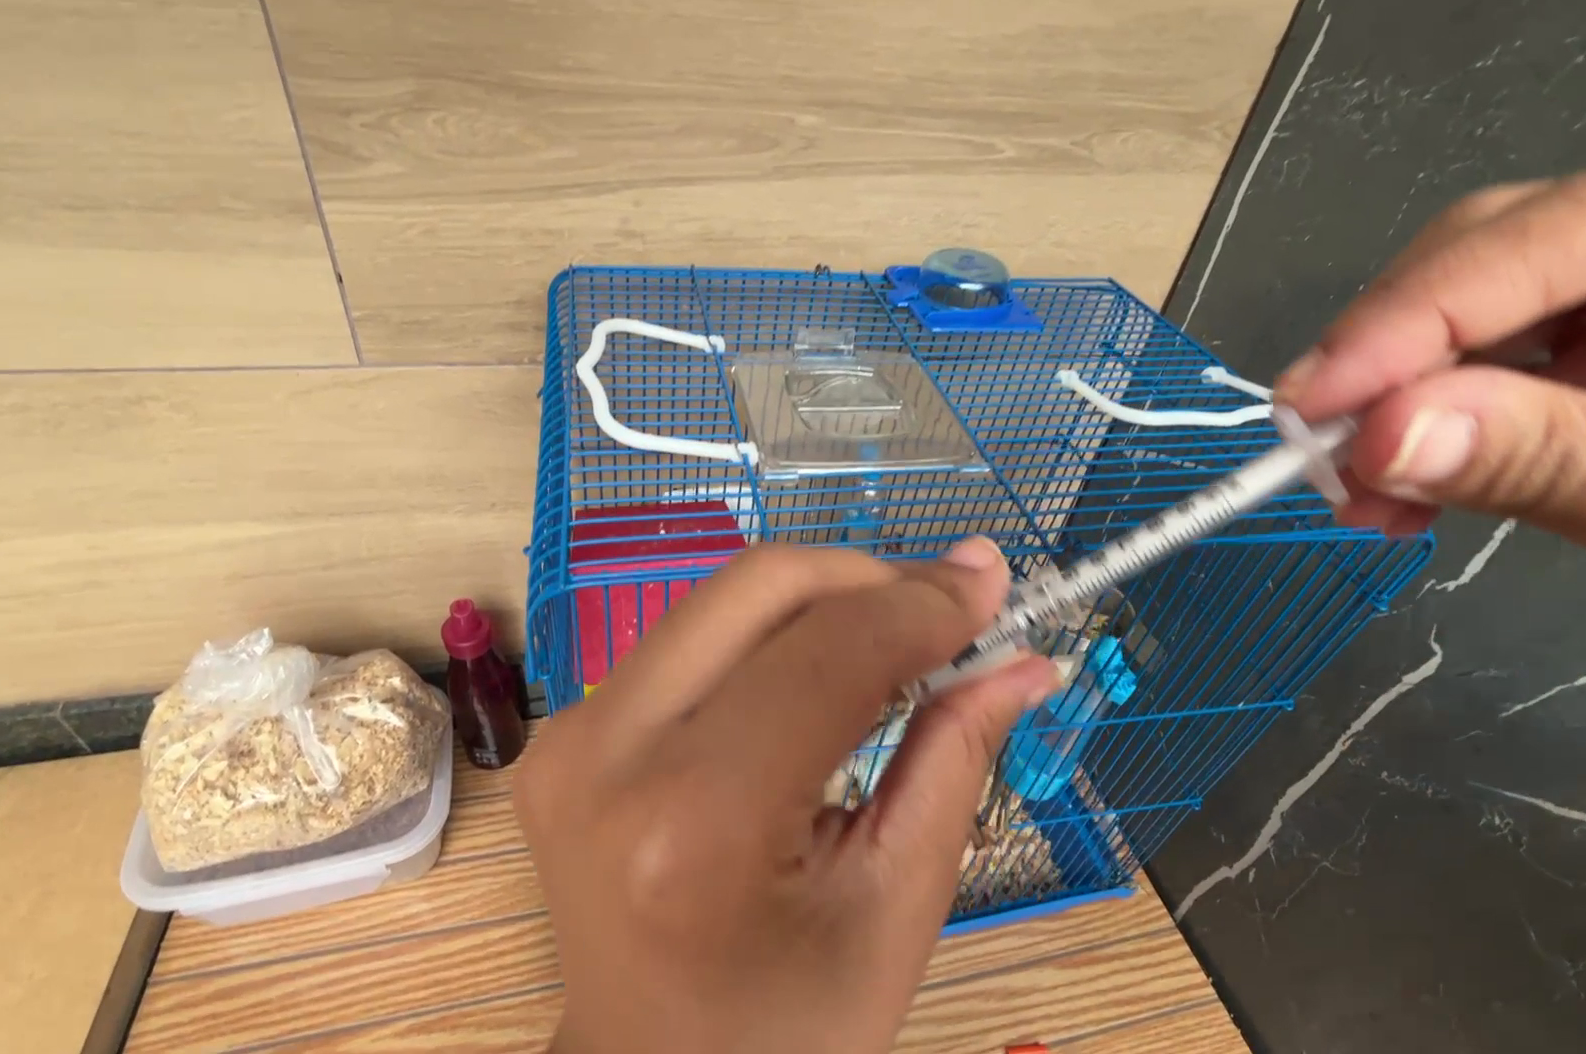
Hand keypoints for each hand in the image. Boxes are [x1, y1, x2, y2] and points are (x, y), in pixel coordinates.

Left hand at [514, 538, 1060, 1053]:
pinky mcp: (565, 729)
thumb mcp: (895, 904)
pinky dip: (772, 632)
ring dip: (824, 599)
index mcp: (697, 822)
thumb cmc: (788, 1022)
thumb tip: (1021, 655)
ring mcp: (571, 734)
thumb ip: (955, 755)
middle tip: (947, 608)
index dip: (921, 605)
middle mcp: (609, 753)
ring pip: (722, 597)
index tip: (991, 589)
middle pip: (760, 586)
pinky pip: (689, 636)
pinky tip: (822, 667)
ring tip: (896, 639)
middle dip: (870, 577)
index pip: (828, 654)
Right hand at [1275, 139, 1585, 635]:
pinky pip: (1499, 372)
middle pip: (1517, 249)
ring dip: (1396, 400)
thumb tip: (1384, 437)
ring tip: (1356, 488)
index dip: (1427, 306)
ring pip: (1487, 312)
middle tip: (1318, 440)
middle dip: (1397, 350)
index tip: (1312, 398)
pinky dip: (1431, 432)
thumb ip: (1572, 465)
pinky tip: (1403, 489)